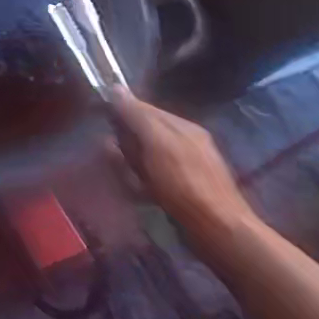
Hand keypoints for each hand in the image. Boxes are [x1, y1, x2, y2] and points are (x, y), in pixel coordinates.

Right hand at [110, 90, 255, 233]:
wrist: (218, 232)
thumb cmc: (185, 183)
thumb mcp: (157, 143)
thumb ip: (137, 115)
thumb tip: (115, 86)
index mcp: (183, 127)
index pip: (145, 108)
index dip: (121, 112)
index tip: (100, 120)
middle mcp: (187, 143)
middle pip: (145, 133)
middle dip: (126, 143)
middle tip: (114, 156)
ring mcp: (187, 169)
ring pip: (147, 158)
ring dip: (130, 165)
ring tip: (124, 177)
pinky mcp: (183, 193)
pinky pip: (154, 179)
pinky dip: (141, 183)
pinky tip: (136, 192)